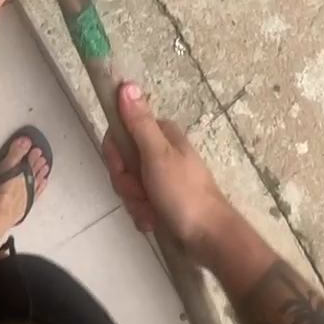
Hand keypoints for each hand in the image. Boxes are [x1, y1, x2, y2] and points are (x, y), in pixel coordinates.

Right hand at [102, 82, 245, 265]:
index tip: (122, 167)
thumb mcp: (158, 155)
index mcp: (161, 134)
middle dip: (126, 183)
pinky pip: (137, 203)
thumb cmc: (183, 193)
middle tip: (142, 192)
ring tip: (152, 211)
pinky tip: (154, 221)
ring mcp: (160, 177)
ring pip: (127, 185)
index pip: (120, 132)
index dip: (115, 153)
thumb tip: (126, 84)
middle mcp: (160, 151)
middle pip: (121, 161)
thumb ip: (139, 122)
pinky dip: (142, 214)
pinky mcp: (161, 199)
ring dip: (135, 202)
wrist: (208, 239)